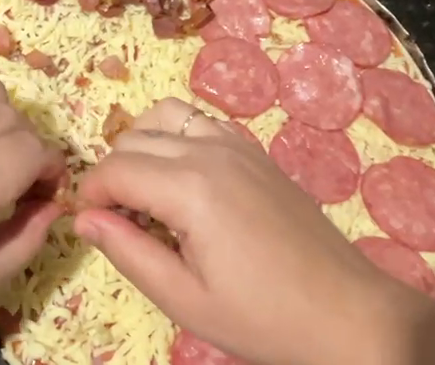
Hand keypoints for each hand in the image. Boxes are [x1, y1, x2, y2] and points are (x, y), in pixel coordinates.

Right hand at [73, 99, 423, 364]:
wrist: (350, 316)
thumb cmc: (265, 318)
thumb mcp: (186, 300)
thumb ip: (128, 253)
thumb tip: (83, 219)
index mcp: (189, 187)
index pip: (115, 170)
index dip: (90, 194)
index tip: (87, 224)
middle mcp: (207, 149)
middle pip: (133, 139)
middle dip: (112, 173)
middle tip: (118, 221)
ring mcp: (234, 143)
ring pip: (163, 115)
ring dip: (141, 144)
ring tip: (146, 191)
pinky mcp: (253, 149)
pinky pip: (198, 119)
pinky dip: (176, 135)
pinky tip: (185, 178)